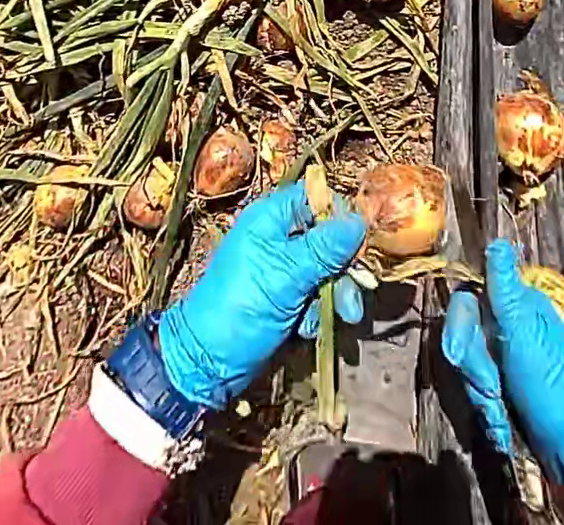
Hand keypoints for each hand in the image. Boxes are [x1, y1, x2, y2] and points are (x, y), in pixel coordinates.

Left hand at [158, 183, 366, 408]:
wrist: (204, 366)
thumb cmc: (240, 308)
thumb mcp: (286, 275)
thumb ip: (325, 248)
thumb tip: (359, 222)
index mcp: (271, 217)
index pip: (317, 197)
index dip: (341, 215)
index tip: (359, 242)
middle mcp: (278, 236)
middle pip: (328, 234)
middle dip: (344, 265)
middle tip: (358, 290)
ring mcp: (281, 266)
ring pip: (327, 266)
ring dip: (337, 292)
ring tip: (343, 317)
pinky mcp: (285, 295)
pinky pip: (316, 292)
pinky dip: (318, 309)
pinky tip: (308, 328)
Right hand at [441, 240, 563, 519]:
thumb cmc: (556, 389)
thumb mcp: (526, 335)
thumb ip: (505, 288)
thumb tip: (497, 242)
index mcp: (518, 305)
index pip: (466, 298)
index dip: (459, 326)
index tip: (459, 352)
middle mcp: (510, 326)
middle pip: (462, 334)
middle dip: (473, 368)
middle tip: (495, 389)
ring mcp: (507, 359)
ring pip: (466, 367)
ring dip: (480, 395)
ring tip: (502, 411)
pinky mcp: (506, 389)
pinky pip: (476, 392)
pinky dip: (487, 412)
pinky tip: (503, 424)